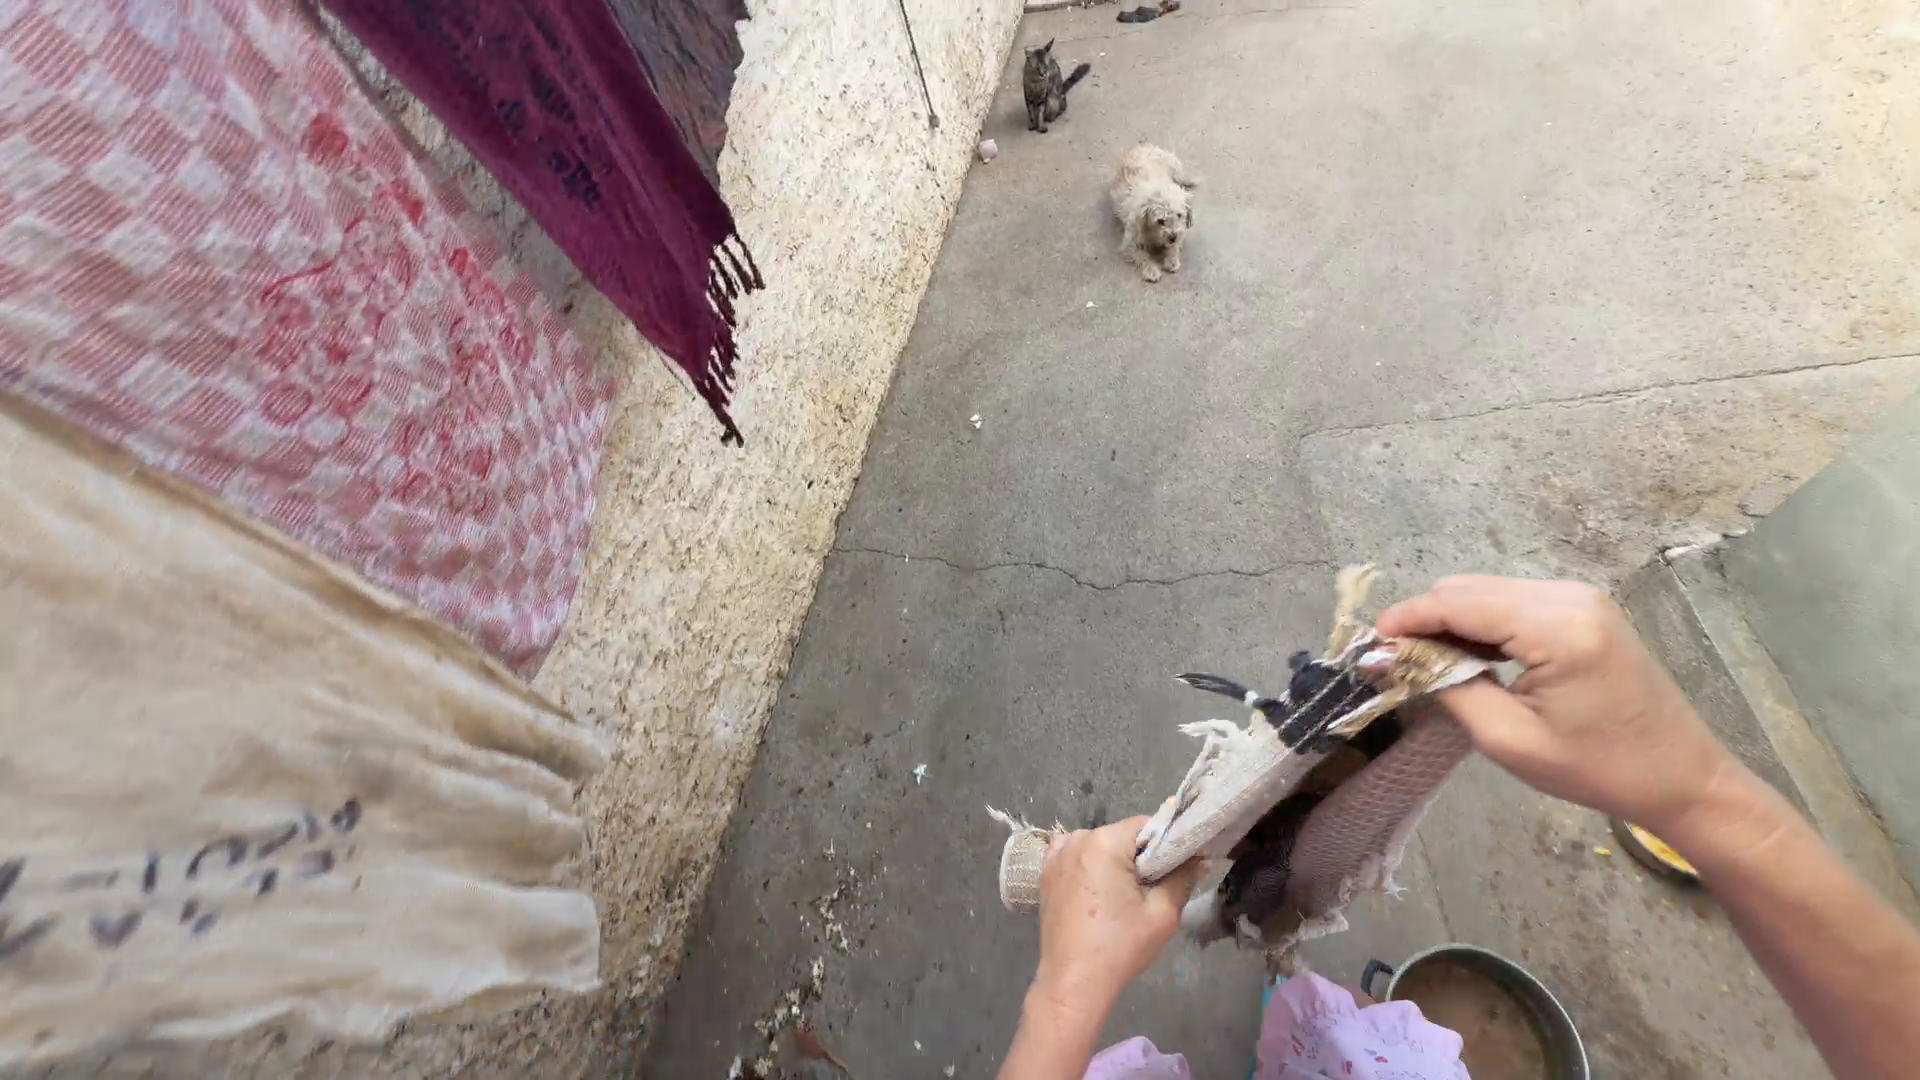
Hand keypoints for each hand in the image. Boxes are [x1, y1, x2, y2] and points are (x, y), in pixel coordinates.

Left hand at [1030, 816, 1198, 1021]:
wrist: (1073, 981)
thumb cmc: (1120, 947)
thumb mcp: (1162, 915)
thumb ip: (1182, 878)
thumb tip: (1197, 857)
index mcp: (1105, 841)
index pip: (1144, 826)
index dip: (1163, 843)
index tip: (1174, 868)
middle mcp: (1077, 838)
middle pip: (1120, 836)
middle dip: (1137, 857)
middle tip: (1149, 891)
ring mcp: (1057, 854)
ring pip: (1098, 846)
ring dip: (1112, 863)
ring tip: (1121, 899)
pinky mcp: (1045, 871)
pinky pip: (1075, 857)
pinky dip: (1088, 867)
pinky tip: (1095, 894)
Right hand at [1377, 576, 1736, 832]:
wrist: (1687, 779)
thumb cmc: (1598, 768)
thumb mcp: (1507, 737)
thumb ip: (1444, 686)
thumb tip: (1388, 658)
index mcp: (1557, 628)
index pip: (1456, 603)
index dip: (1405, 619)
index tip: (1370, 645)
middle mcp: (1568, 597)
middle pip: (1464, 588)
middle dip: (1422, 619)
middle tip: (1398, 661)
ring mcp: (1578, 597)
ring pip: (1480, 590)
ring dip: (1447, 620)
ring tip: (1431, 662)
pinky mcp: (1581, 606)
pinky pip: (1505, 600)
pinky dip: (1475, 621)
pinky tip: (1469, 654)